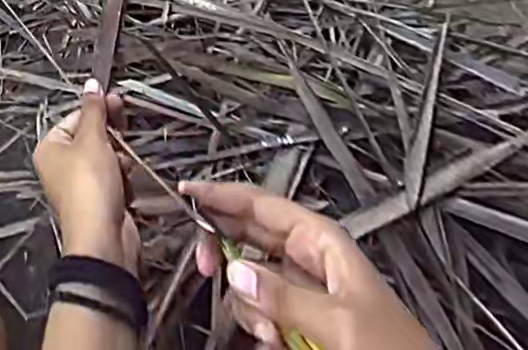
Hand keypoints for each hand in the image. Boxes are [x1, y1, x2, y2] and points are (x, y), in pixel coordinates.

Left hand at [33, 80, 127, 262]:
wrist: (104, 240)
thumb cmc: (90, 184)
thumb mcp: (92, 139)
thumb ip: (94, 110)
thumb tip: (92, 83)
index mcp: (49, 147)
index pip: (75, 117)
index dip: (97, 110)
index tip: (117, 101)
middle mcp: (60, 165)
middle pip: (91, 137)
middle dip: (111, 137)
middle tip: (126, 127)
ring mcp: (80, 185)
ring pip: (106, 158)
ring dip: (119, 160)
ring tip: (122, 168)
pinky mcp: (99, 201)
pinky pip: (113, 179)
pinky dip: (122, 180)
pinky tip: (126, 186)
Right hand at [182, 182, 433, 349]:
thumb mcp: (341, 323)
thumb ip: (284, 294)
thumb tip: (235, 269)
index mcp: (320, 240)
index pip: (257, 202)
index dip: (219, 194)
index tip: (187, 192)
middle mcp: (308, 257)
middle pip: (247, 232)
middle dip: (223, 248)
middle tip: (204, 263)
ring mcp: (304, 289)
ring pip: (251, 274)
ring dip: (246, 300)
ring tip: (264, 327)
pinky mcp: (302, 320)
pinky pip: (263, 307)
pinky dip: (257, 321)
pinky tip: (270, 338)